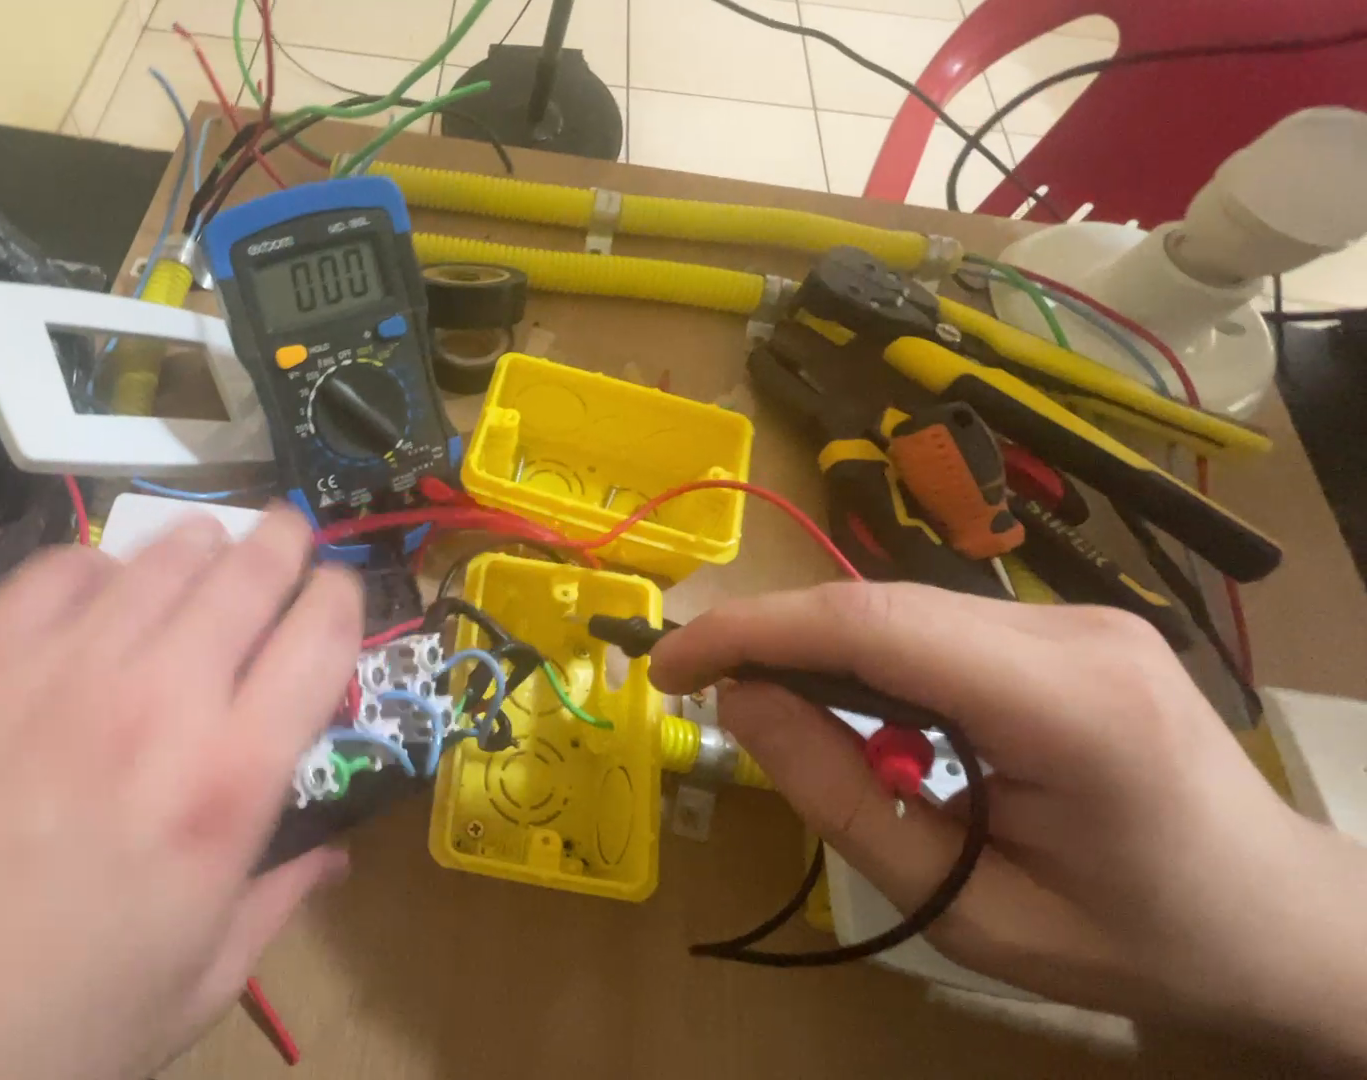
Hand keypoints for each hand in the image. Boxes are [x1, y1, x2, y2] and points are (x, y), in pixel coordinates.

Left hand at [0, 510, 361, 1079]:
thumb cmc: (56, 1030)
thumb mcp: (201, 982)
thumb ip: (282, 897)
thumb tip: (335, 851)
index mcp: (228, 784)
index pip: (320, 640)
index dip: (342, 598)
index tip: (340, 589)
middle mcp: (156, 704)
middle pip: (247, 575)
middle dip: (282, 541)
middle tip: (287, 531)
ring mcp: (56, 673)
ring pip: (160, 559)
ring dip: (201, 546)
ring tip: (207, 547)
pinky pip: (58, 572)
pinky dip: (99, 568)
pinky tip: (102, 590)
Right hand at [650, 583, 1366, 1060]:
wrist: (1293, 922)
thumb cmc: (1138, 941)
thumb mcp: (969, 909)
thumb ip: (843, 799)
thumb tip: (742, 701)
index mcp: (1068, 708)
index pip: (868, 628)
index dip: (747, 631)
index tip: (667, 666)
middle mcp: (1071, 632)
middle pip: (870, 605)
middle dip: (762, 635)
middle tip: (692, 684)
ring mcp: (1071, 616)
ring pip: (888, 606)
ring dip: (805, 644)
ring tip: (760, 699)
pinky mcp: (1057, 622)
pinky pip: (921, 620)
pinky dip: (853, 651)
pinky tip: (840, 698)